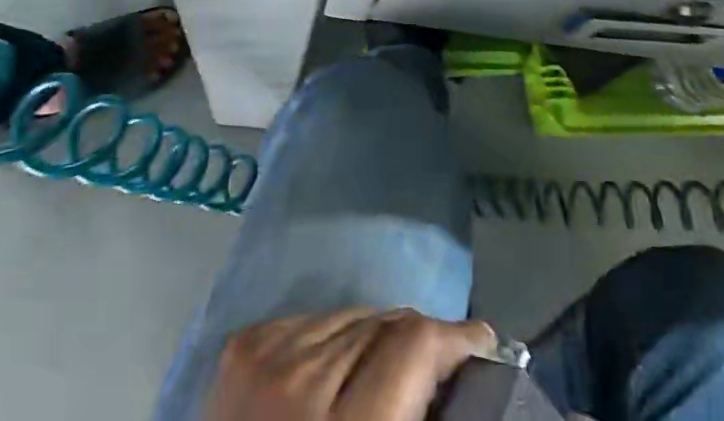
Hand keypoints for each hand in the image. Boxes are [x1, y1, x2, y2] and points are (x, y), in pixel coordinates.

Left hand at [203, 307, 495, 420]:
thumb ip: (419, 413)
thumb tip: (458, 366)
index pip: (415, 340)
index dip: (457, 336)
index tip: (480, 344)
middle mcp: (304, 380)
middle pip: (386, 321)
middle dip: (419, 338)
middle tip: (436, 364)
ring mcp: (267, 356)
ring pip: (353, 313)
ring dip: (376, 334)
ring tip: (382, 364)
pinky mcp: (243, 345)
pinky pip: (315, 317)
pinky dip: (335, 335)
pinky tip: (336, 365)